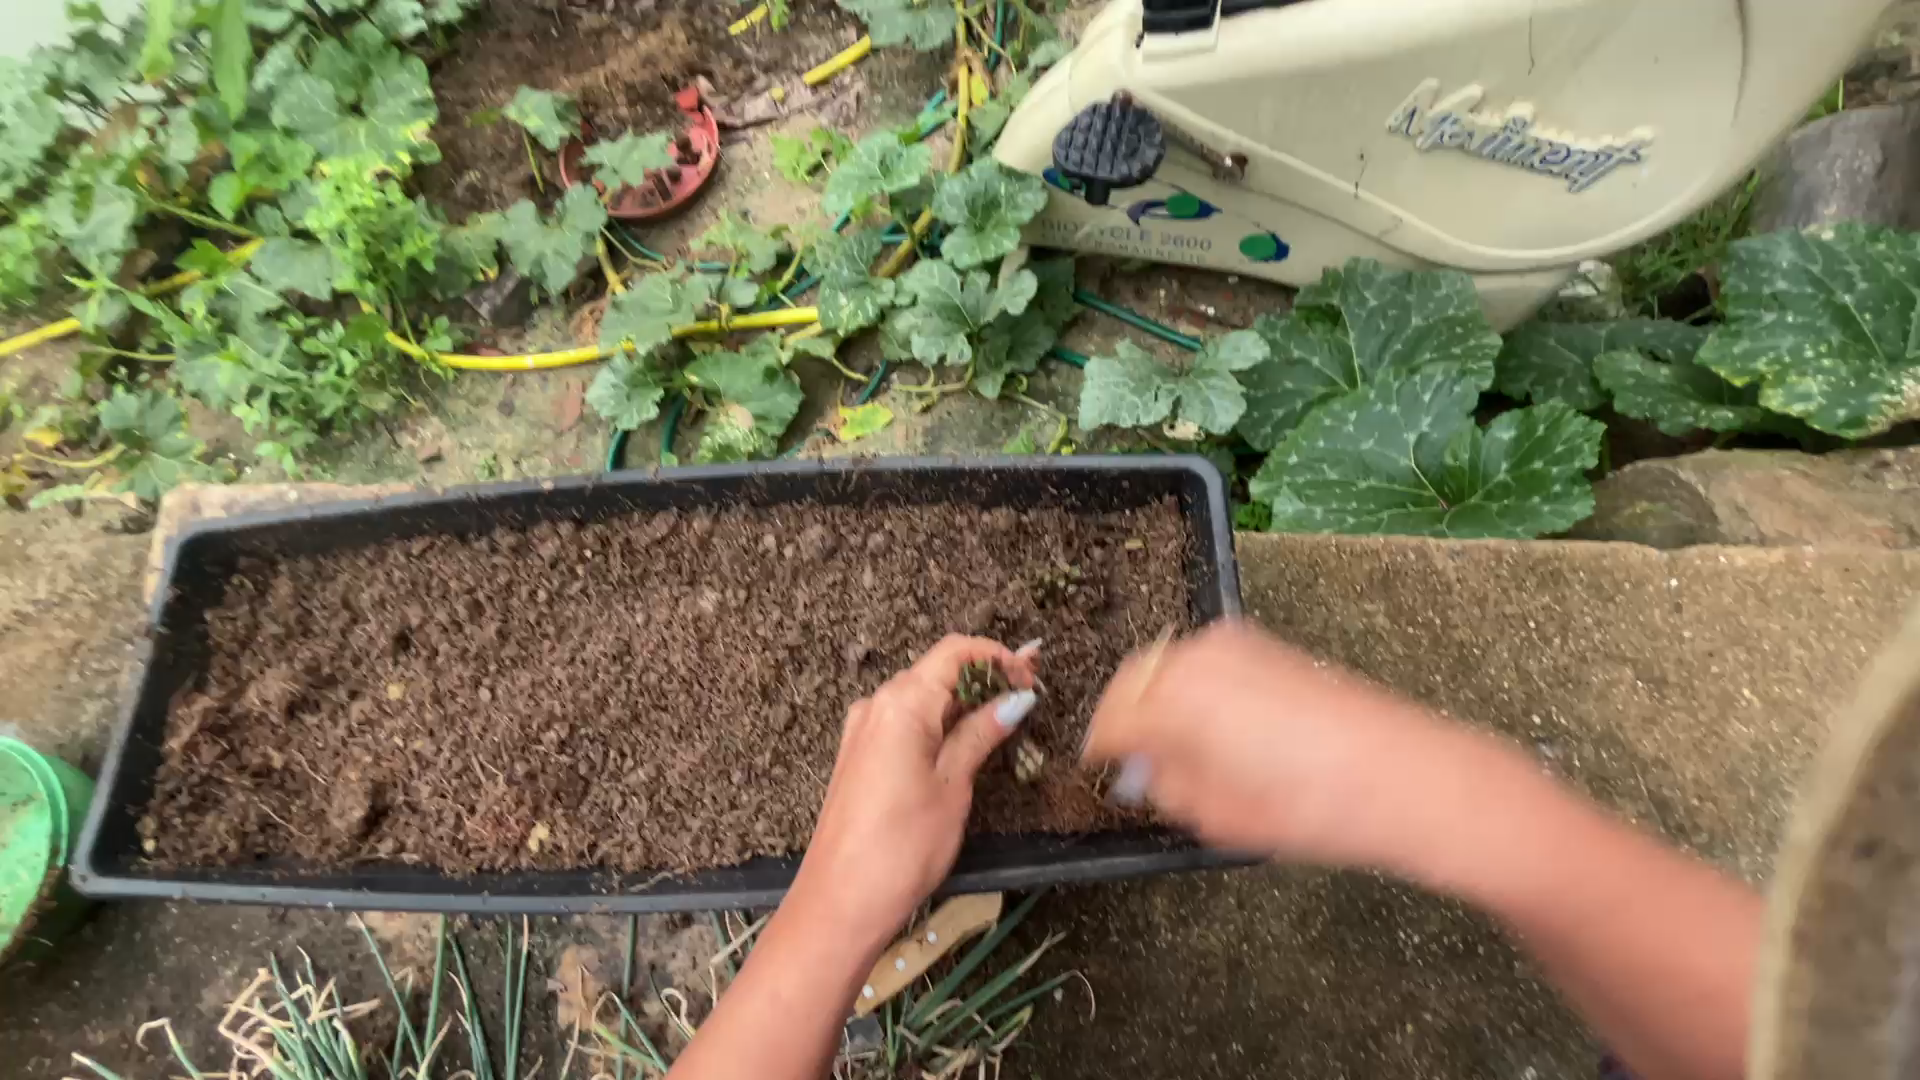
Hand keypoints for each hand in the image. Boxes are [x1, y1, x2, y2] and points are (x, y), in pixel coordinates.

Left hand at [789, 635, 1039, 948]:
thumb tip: (1016, 699)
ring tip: (1004, 718)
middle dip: (984, 676)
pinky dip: (938, 721)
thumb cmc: (902, 847)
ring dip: (963, 700)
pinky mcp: (859, 752)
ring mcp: (863, 728)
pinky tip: (963, 740)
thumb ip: (981, 733)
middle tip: (1027, 696)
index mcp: (902, 702)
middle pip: (937, 670)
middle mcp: (877, 704)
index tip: (1030, 677)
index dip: (996, 656)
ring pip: (921, 695)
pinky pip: (904, 720)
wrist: (838, 903)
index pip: (954, 651)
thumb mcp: (953, 785)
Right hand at [1082, 620, 1521, 877]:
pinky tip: (1203, 717)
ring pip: (1165, 663)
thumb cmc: (1311, 806)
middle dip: (1122, 714)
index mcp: (1175, 698)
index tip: (1096, 765)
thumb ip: (1167, 786)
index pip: (1113, 718)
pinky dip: (1186, 682)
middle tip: (1124, 753)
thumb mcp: (1220, 816)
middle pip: (1133, 679)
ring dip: (1154, 695)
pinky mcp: (1260, 644)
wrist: (1406, 775)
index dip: (1098, 746)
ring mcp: (1229, 643)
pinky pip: (1199, 658)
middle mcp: (1195, 657)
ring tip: (1165, 737)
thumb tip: (1146, 770)